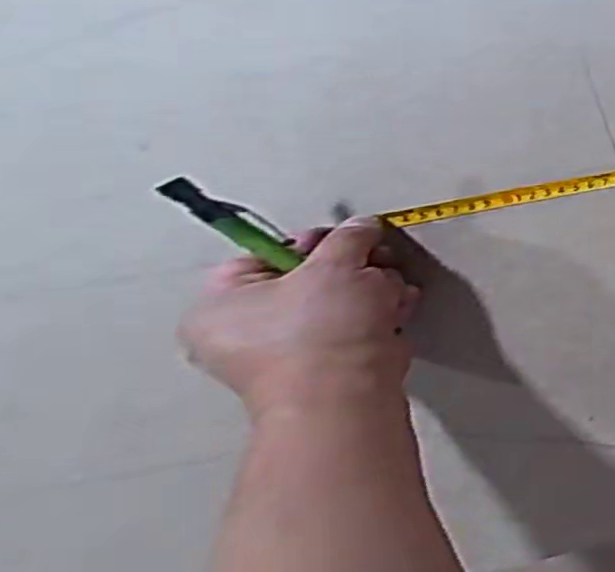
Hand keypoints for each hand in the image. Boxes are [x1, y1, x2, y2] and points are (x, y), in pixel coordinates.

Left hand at [178, 217, 420, 416]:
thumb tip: (362, 226)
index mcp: (221, 304)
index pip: (266, 253)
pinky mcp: (326, 357)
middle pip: (313, 272)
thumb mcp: (337, 261)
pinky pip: (355, 318)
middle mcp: (245, 327)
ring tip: (387, 296)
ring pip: (344, 293)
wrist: (345, 388)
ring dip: (378, 287)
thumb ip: (350, 235)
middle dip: (358, 265)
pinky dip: (381, 310)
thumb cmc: (322, 323)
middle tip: (377, 263)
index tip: (346, 241)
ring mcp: (288, 346)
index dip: (311, 241)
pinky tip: (393, 313)